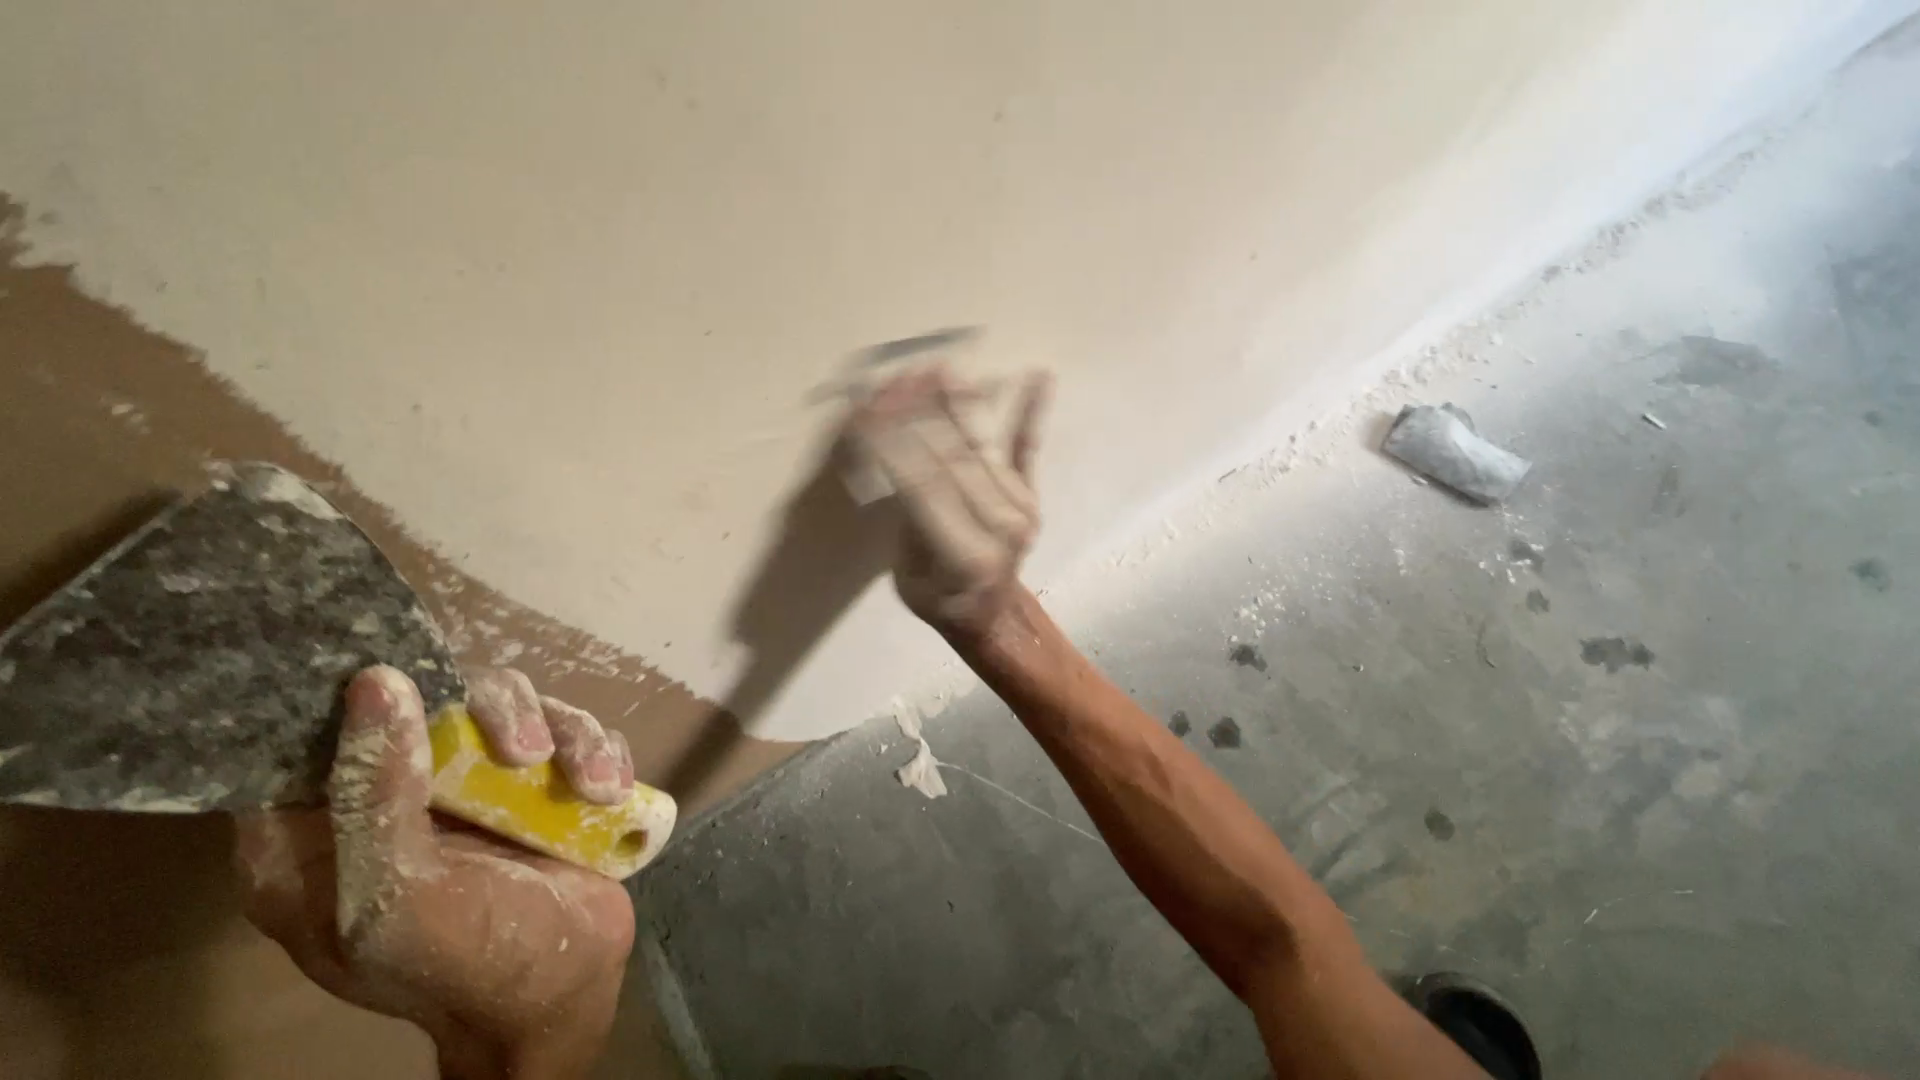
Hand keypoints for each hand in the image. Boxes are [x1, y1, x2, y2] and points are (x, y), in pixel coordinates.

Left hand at [234, 666, 636, 1079]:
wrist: (565, 992)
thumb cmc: (463, 962)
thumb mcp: (397, 894)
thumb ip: (374, 795)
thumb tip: (376, 681)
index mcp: (324, 830)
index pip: (314, 734)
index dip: (355, 694)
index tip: (405, 672)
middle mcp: (401, 793)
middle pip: (444, 699)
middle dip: (498, 716)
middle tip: (526, 755)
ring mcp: (481, 785)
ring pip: (519, 707)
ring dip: (566, 737)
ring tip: (591, 785)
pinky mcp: (545, 785)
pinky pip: (574, 734)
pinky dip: (599, 753)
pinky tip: (608, 792)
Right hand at [850, 365, 1051, 639]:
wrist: (994, 616)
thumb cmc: (941, 601)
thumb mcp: (908, 576)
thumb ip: (910, 523)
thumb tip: (898, 459)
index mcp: (966, 555)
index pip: (924, 487)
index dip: (895, 445)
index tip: (869, 408)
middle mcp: (1001, 526)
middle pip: (953, 459)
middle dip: (920, 416)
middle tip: (897, 378)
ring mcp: (1021, 507)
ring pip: (982, 448)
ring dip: (961, 405)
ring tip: (944, 367)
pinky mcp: (1031, 495)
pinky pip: (1028, 450)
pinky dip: (1032, 413)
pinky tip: (1040, 376)